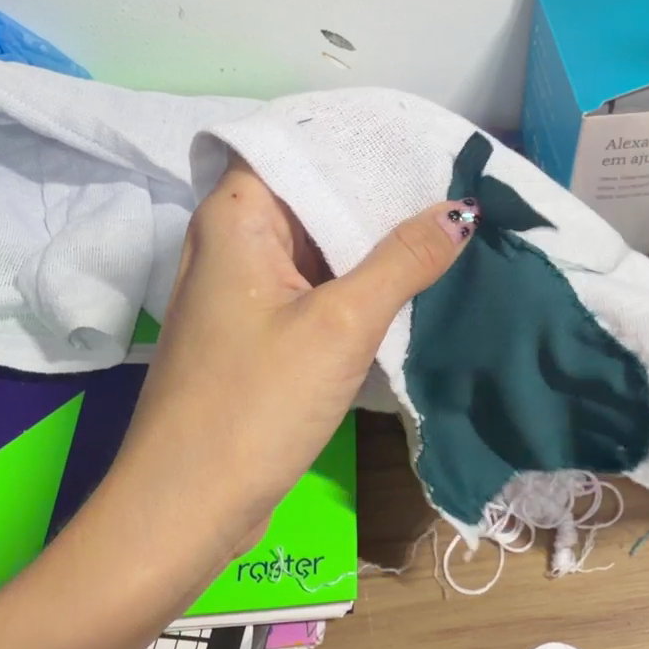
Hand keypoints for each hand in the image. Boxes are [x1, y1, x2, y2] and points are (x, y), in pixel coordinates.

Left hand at [119, 156, 475, 537]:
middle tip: (451, 180)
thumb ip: (404, 260)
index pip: (299, 148)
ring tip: (444, 221)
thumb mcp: (341, 324)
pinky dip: (356, 280)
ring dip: (371, 239)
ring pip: (316, 245)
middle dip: (377, 190)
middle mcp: (231, 242)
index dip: (360, 140)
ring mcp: (243, 290)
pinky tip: (408, 279)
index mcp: (234, 217)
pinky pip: (313, 286)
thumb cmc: (255, 404)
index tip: (423, 140)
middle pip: (311, 195)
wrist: (187, 507)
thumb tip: (461, 210)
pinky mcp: (257, 332)